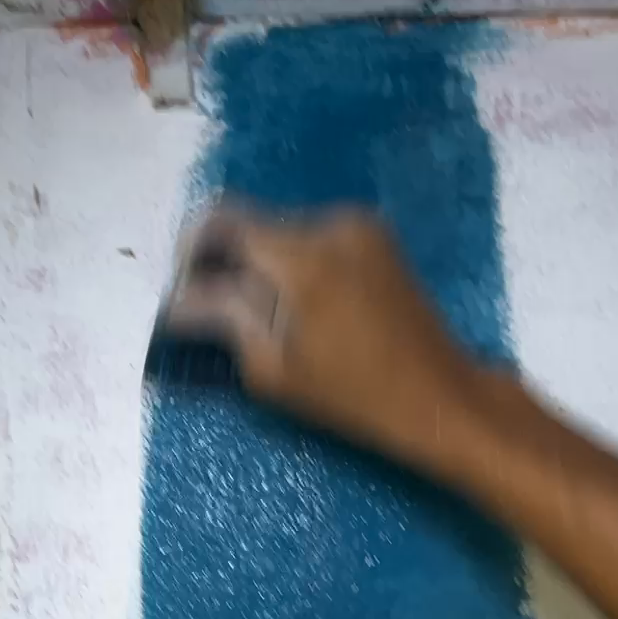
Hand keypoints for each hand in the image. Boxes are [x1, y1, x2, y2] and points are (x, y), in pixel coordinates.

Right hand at [162, 204, 491, 474]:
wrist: (439, 395)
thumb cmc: (352, 396)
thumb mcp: (273, 370)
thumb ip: (222, 321)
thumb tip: (178, 301)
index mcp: (305, 256)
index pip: (223, 222)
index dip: (189, 251)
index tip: (182, 290)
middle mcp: (332, 223)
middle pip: (253, 227)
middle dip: (223, 264)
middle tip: (211, 313)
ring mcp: (359, 226)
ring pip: (281, 234)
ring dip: (258, 267)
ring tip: (256, 317)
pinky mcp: (375, 238)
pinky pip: (312, 241)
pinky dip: (290, 266)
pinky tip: (294, 308)